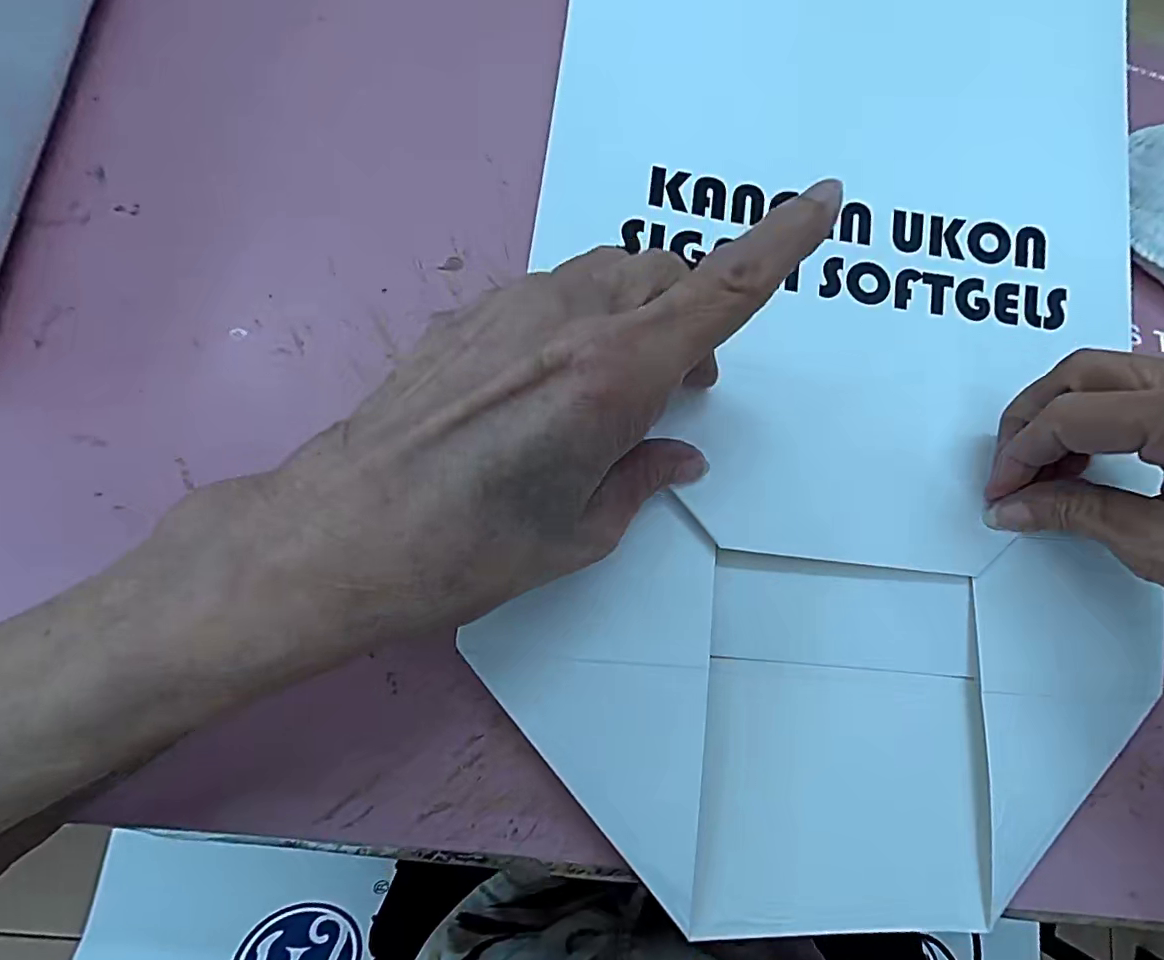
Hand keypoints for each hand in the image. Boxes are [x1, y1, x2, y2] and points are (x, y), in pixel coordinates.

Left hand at [125, 179, 843, 672]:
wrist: (342, 535)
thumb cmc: (472, 551)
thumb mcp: (581, 533)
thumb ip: (642, 479)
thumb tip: (680, 455)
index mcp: (610, 377)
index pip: (719, 291)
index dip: (780, 242)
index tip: (821, 203)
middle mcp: (565, 323)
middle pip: (664, 273)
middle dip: (698, 311)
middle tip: (695, 381)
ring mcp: (509, 311)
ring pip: (608, 273)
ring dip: (642, 312)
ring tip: (629, 385)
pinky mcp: (468, 320)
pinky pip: (554, 293)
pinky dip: (586, 319)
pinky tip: (561, 382)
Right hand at [982, 349, 1163, 671]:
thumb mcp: (1162, 549)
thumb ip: (1074, 512)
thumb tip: (1005, 508)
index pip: (1077, 412)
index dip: (1021, 452)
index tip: (997, 496)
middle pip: (1091, 370)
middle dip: (1033, 418)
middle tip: (1008, 472)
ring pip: (1121, 375)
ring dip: (1069, 418)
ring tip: (1046, 475)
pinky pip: (1157, 392)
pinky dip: (1110, 421)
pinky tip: (1096, 462)